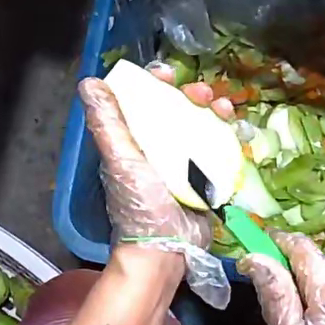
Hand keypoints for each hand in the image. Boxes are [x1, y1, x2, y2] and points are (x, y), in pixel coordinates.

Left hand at [77, 77, 213, 252]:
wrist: (167, 249)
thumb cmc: (140, 204)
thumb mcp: (121, 160)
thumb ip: (107, 124)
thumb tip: (88, 83)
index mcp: (134, 141)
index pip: (144, 102)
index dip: (156, 83)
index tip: (168, 74)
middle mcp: (158, 149)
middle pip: (177, 109)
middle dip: (191, 94)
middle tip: (201, 93)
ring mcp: (184, 163)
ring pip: (201, 125)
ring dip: (212, 110)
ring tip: (223, 107)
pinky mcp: (206, 178)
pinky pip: (218, 148)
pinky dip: (227, 134)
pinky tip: (235, 127)